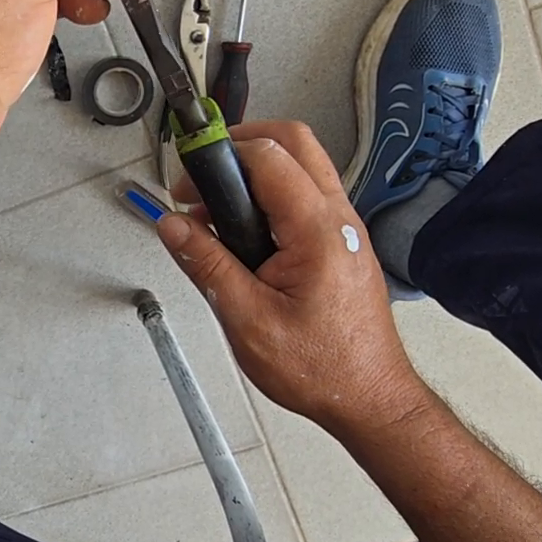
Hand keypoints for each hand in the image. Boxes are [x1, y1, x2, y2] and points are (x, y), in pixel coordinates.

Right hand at [156, 120, 427, 433]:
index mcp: (317, 232)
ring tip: (213, 208)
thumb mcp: (246, 319)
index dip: (219, 156)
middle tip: (202, 174)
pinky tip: (240, 230)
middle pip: (293, 141)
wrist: (369, 399)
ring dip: (254, 168)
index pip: (268, 157)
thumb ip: (206, 265)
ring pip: (300, 164)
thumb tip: (172, 226)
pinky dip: (268, 193)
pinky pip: (304, 193)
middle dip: (240, 143)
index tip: (187, 173)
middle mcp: (337, 220)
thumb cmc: (321, 368)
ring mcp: (343, 228)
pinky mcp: (340, 241)